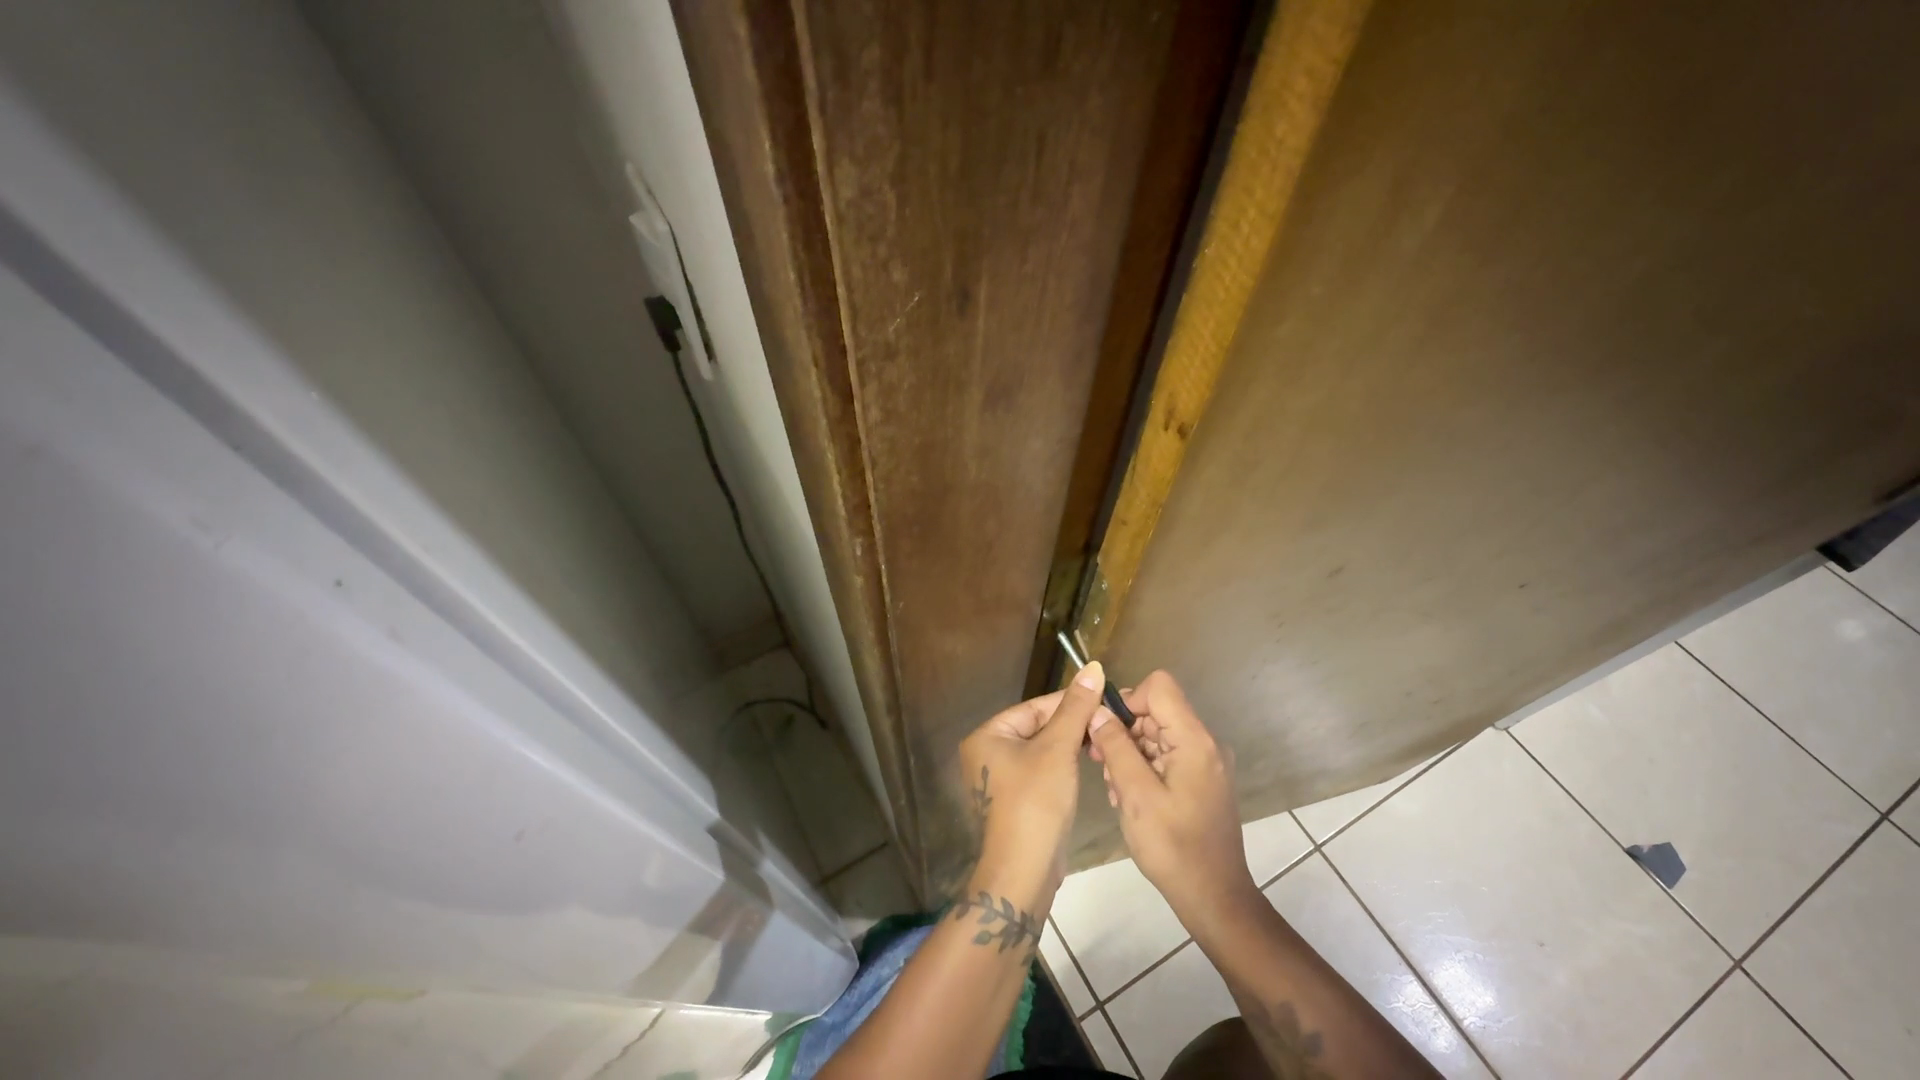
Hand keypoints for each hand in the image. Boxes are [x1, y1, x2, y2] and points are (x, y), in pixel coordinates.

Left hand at [958, 662, 1111, 895]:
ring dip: (1072, 746)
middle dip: (1072, 725)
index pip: (1035, 706)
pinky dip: (1064, 767)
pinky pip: (1042, 771)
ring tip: (1103, 743)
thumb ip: (1076, 708)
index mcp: (987, 735)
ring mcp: (999, 779)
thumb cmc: (1036, 801)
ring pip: (1043, 750)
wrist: (1024, 870)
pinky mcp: (1015, 799)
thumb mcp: (1058, 749)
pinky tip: (1089, 766)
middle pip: (1038, 726)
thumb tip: (1093, 666)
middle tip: (1109, 724)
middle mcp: (986, 753)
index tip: (1106, 700)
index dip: (1071, 702)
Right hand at [1086, 670, 1260, 936]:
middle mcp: (1204, 744)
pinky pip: (1166, 758)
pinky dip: (1143, 769)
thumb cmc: (1172, 846)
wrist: (1213, 896)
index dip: (1127, 701)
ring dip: (1130, 754)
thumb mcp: (1135, 795)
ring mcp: (1205, 764)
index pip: (1158, 687)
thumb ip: (1116, 747)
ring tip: (1115, 789)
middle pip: (1156, 711)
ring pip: (1157, 736)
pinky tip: (1129, 798)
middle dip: (1123, 731)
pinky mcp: (1201, 782)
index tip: (1105, 732)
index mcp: (1194, 740)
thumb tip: (1097, 712)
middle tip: (1100, 765)